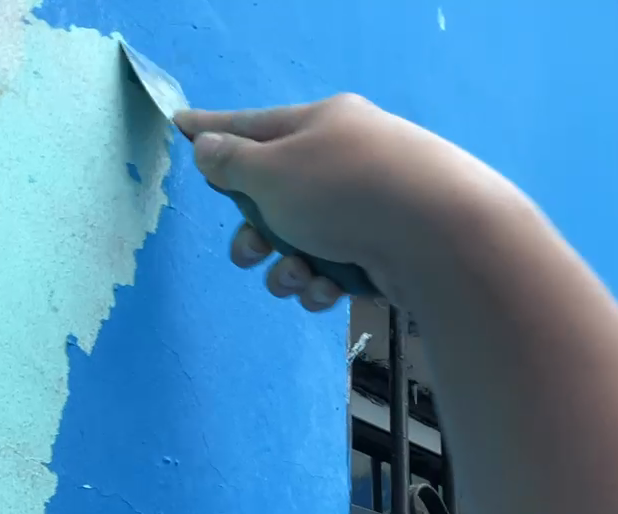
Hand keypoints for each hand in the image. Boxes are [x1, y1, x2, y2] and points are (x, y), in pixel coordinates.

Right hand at [179, 94, 524, 311]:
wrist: (437, 235)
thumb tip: (205, 144)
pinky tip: (331, 285)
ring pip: (290, 245)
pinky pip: (321, 270)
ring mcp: (357, 205)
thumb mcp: (272, 172)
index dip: (210, 130)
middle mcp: (337, 161)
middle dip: (252, 237)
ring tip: (302, 273)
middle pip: (265, 200)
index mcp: (317, 127)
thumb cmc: (345, 192)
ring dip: (283, 270)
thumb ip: (230, 162)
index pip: (248, 125)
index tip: (180, 124)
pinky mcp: (373, 247)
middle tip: (255, 249)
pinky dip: (317, 283)